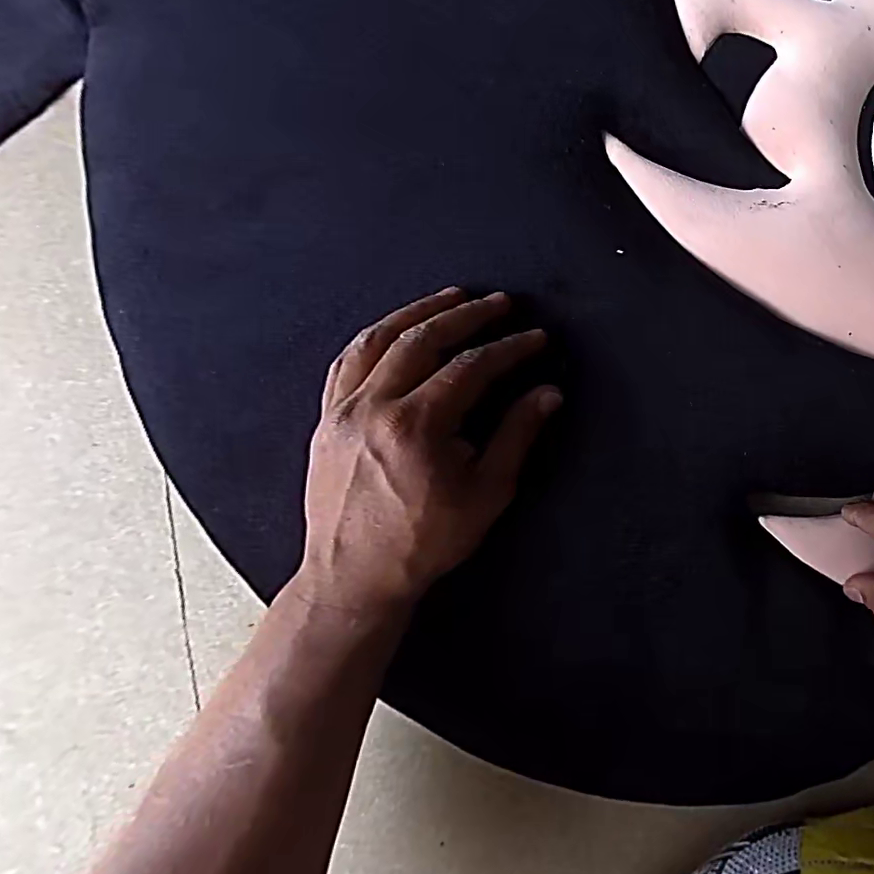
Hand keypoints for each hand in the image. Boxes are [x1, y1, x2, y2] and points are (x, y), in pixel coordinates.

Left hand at [294, 287, 560, 621]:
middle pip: (423, 340)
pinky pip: (346, 362)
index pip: (470, 367)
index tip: (535, 339)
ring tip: (451, 297)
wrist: (355, 576)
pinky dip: (375, 337)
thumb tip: (547, 395)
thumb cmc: (426, 540)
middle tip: (500, 302)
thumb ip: (517, 435)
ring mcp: (341, 410)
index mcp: (416, 426)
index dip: (509, 349)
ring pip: (378, 340)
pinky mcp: (325, 420)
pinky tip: (395, 329)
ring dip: (418, 312)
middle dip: (468, 315)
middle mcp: (373, 406)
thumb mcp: (487, 492)